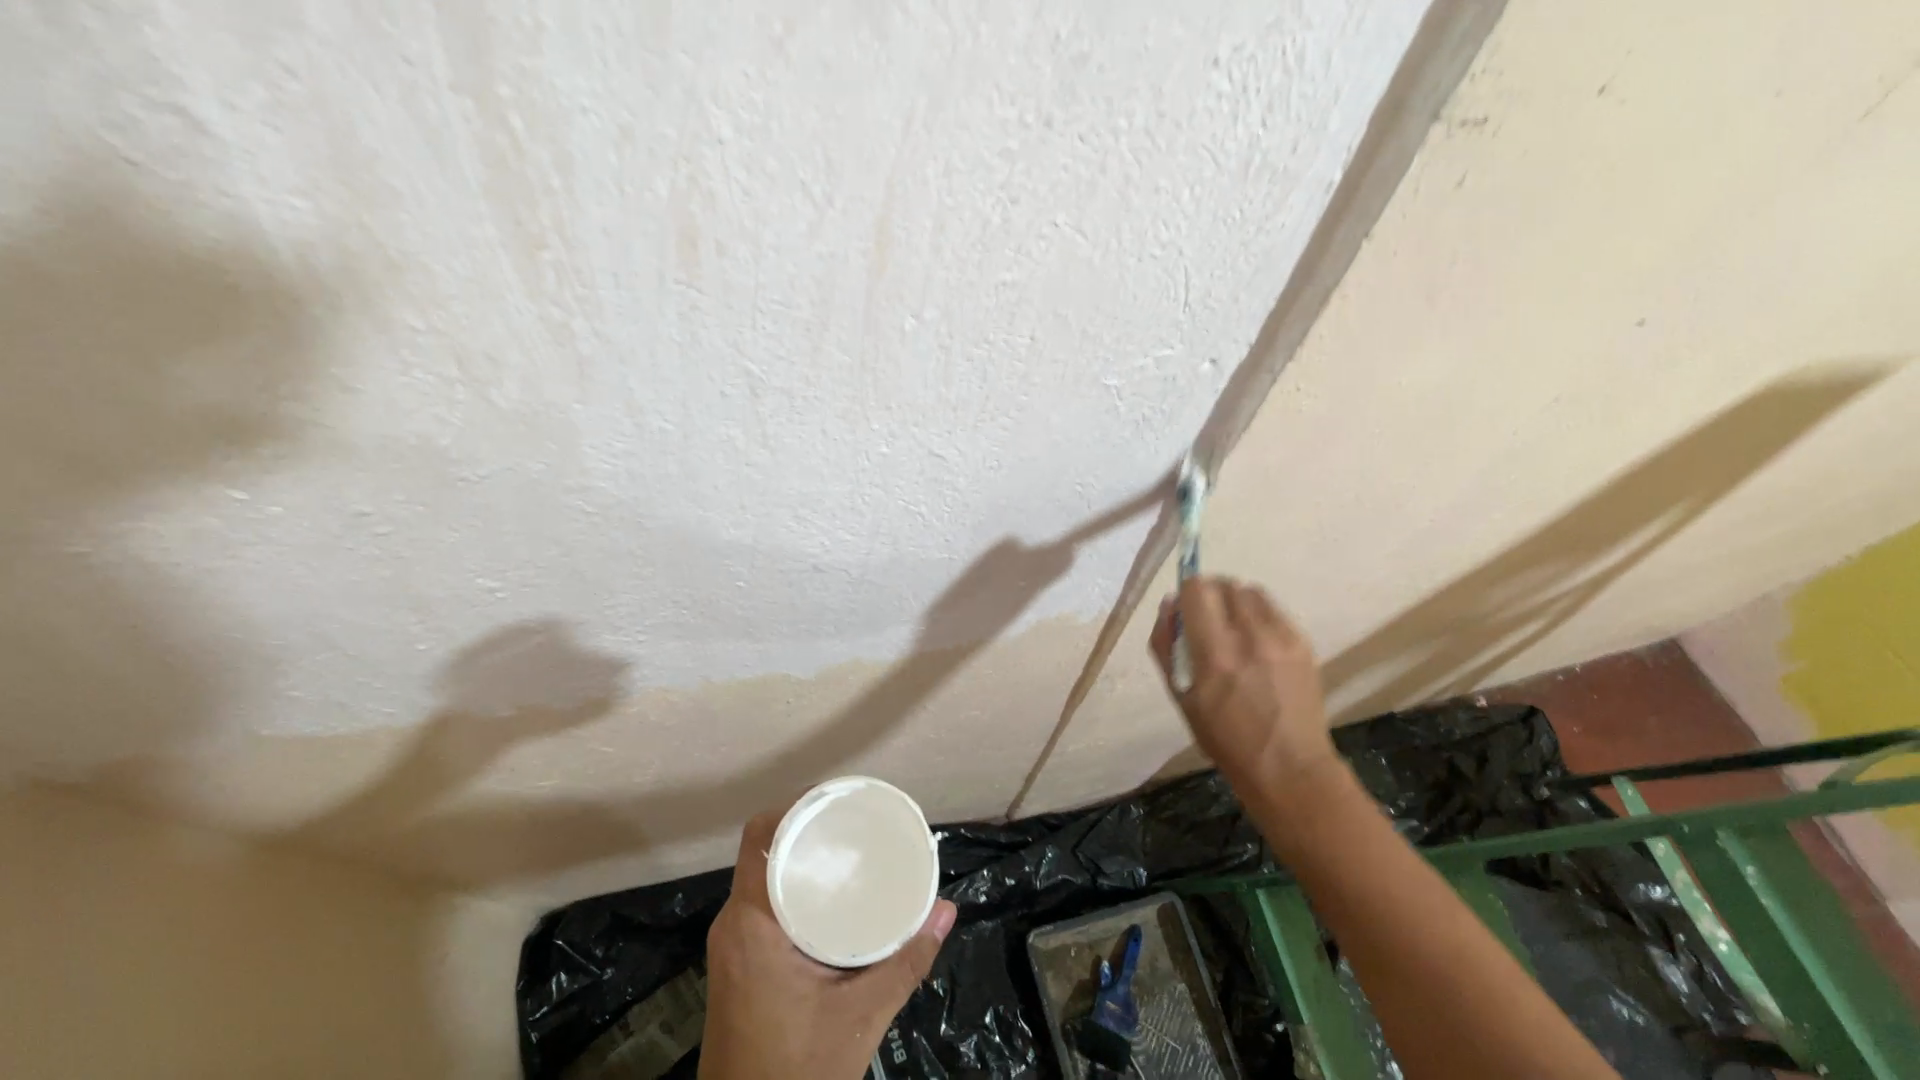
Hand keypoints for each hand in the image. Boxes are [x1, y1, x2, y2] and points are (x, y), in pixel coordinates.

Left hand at [698, 805, 958, 1079]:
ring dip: (802, 861)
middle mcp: (733, 925)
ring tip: (851, 852)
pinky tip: (830, 898)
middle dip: (809, 831)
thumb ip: (907, 960)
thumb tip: (946, 909)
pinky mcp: (738, 964)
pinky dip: (794, 890)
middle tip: (859, 825)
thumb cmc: (798, 1069)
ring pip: (764, 880)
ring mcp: (731, 946)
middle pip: (764, 852)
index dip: (796, 806)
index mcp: (752, 924)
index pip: (760, 837)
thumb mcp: (861, 1015)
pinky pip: (763, 905)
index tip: (841, 799)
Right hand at [1150, 577, 1336, 787]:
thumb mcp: (1181, 698)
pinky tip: (1259, 644)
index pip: (1196, 589)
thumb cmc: (1225, 739)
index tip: (1187, 611)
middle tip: (1209, 621)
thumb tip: (1169, 605)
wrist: (1287, 766)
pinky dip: (1259, 616)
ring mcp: (1281, 637)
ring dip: (1236, 602)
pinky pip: (1274, 610)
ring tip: (1235, 630)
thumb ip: (1167, 646)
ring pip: (1251, 592)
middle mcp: (1249, 636)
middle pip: (1224, 584)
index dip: (1187, 594)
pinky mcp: (1302, 642)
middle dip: (1211, 596)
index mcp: (1214, 654)